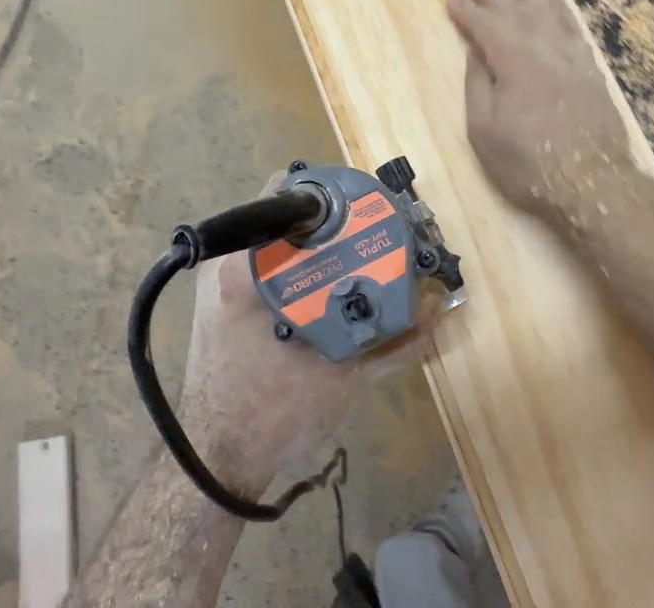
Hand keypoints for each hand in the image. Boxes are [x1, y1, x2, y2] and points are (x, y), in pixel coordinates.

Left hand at [177, 178, 432, 494]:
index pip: (288, 195)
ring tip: (360, 262)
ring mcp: (218, 281)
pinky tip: (331, 291)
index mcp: (245, 268)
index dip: (337, 197)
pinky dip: (301, 269)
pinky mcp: (221, 300)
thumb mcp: (343, 378)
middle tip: (376, 237)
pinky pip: (267, 265)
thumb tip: (436, 309)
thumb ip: (394, 342)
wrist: (217, 459)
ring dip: (318, 247)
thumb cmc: (273, 416)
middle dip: (334, 223)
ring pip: (278, 240)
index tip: (371, 212)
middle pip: (286, 215)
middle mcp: (225, 263)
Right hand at [447, 0, 633, 223]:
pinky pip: (571, 25)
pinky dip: (559, 7)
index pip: (484, 26)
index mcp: (514, 61)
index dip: (466, 11)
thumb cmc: (528, 164)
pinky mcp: (589, 67)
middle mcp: (544, 48)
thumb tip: (475, 50)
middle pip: (514, 9)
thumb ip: (478, 85)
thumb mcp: (485, 131)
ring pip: (545, 9)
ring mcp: (571, 55)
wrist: (593, 183)